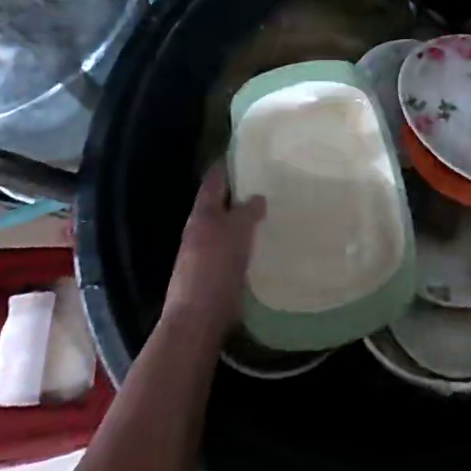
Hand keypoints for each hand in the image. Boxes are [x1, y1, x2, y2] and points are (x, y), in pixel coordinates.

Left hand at [162, 161, 266, 332]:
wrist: (198, 318)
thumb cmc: (216, 267)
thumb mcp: (237, 231)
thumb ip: (248, 211)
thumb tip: (257, 197)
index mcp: (202, 214)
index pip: (215, 180)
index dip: (228, 165)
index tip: (248, 153)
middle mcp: (200, 230)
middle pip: (221, 203)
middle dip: (241, 193)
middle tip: (269, 182)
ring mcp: (205, 253)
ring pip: (228, 226)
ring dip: (245, 219)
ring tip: (272, 211)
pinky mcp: (214, 273)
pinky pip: (234, 248)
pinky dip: (247, 241)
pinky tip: (265, 242)